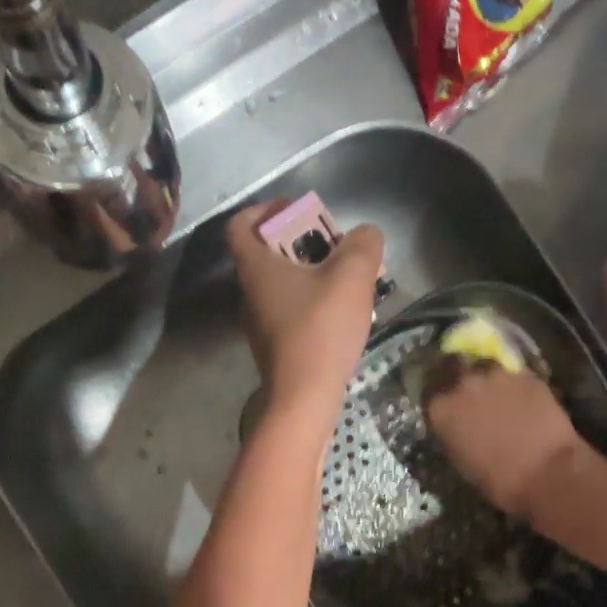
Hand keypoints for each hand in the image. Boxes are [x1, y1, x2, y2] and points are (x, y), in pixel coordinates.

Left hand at [227, 201, 384, 406]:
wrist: (304, 397)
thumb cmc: (321, 329)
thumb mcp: (352, 277)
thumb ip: (363, 245)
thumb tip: (365, 234)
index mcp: (255, 267)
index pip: (241, 224)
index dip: (265, 209)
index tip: (297, 211)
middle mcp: (249, 293)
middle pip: (266, 253)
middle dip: (300, 242)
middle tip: (334, 246)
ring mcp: (258, 323)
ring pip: (281, 285)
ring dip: (310, 275)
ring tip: (345, 280)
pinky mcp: (273, 347)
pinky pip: (289, 311)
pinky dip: (310, 303)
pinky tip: (340, 314)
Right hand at [423, 358, 592, 522]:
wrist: (548, 473)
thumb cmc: (499, 480)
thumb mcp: (461, 461)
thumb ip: (452, 433)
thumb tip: (456, 424)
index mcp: (441, 408)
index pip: (429, 391)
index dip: (438, 397)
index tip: (444, 404)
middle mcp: (464, 383)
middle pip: (453, 365)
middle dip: (458, 375)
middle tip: (468, 392)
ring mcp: (498, 375)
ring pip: (486, 366)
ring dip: (488, 377)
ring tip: (498, 393)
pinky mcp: (528, 375)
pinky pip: (514, 374)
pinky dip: (514, 384)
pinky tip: (523, 400)